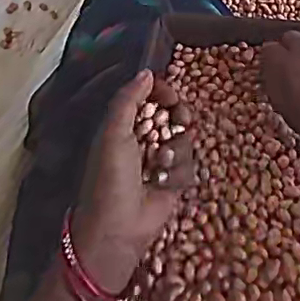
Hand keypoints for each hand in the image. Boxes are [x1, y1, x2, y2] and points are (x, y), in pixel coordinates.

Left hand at [72, 70, 194, 292]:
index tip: (171, 96)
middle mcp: (145, 137)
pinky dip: (177, 173)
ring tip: (159, 165)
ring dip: (175, 150)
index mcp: (126, 122)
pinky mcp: (175, 180)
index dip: (164, 93)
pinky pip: (189, 164)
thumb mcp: (114, 132)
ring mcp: (161, 159)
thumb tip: (147, 72)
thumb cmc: (110, 177)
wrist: (117, 227)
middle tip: (178, 123)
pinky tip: (162, 183)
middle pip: (174, 113)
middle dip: (178, 118)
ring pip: (185, 139)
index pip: (152, 96)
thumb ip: (129, 99)